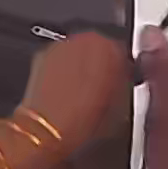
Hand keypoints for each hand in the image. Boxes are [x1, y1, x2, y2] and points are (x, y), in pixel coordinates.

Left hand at [17, 30, 126, 154]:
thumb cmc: (86, 120)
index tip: (122, 83)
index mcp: (113, 47)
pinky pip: (58, 61)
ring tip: (81, 94)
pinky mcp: (41, 56)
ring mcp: (61, 46)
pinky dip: (61, 72)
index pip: (124, 53)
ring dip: (80, 67)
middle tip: (102, 89)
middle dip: (101, 65)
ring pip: (77, 53)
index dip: (124, 71)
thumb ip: (127, 85)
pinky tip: (63, 94)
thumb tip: (123, 84)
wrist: (50, 128)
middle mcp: (86, 40)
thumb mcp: (124, 108)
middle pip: (99, 49)